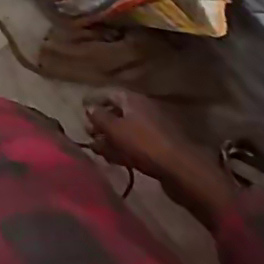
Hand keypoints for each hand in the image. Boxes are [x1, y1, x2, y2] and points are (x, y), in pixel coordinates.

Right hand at [85, 89, 238, 217]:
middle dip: (101, 123)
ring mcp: (153, 128)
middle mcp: (143, 109)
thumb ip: (99, 117)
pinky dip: (124, 149)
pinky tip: (115, 160)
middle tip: (89, 135)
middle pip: (117, 112)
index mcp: (133, 99)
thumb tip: (88, 107)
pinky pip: (136, 143)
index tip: (81, 111)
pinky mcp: (159, 146)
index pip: (108, 94)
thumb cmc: (144, 144)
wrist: (181, 170)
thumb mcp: (115, 130)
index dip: (93, 101)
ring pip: (126, 130)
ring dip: (111, 139)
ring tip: (98, 150)